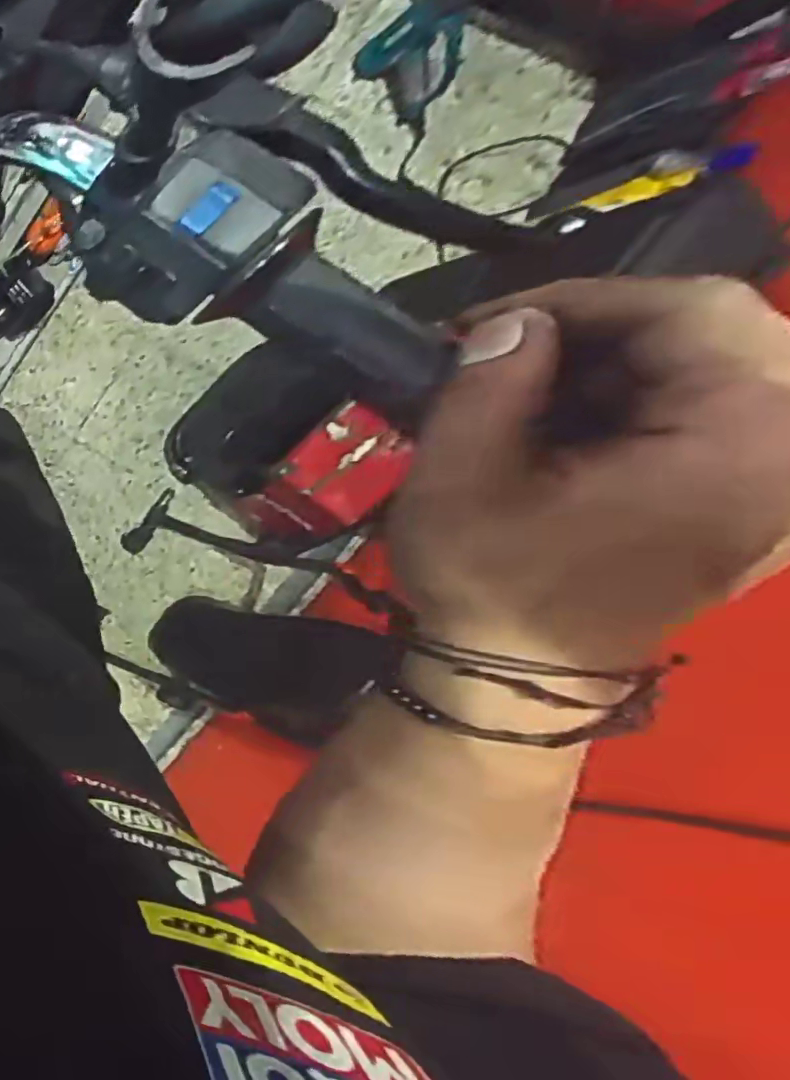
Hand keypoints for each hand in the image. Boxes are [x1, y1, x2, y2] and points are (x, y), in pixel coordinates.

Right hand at [390, 277, 789, 681]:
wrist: (516, 669)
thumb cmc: (484, 578)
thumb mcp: (456, 478)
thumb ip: (483, 386)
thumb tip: (507, 324)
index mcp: (745, 436)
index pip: (693, 310)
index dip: (578, 299)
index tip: (481, 325)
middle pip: (720, 333)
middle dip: (596, 332)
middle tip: (498, 357)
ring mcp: (786, 476)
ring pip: (718, 368)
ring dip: (610, 367)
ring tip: (518, 393)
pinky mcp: (758, 495)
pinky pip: (716, 412)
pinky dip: (633, 402)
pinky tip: (561, 427)